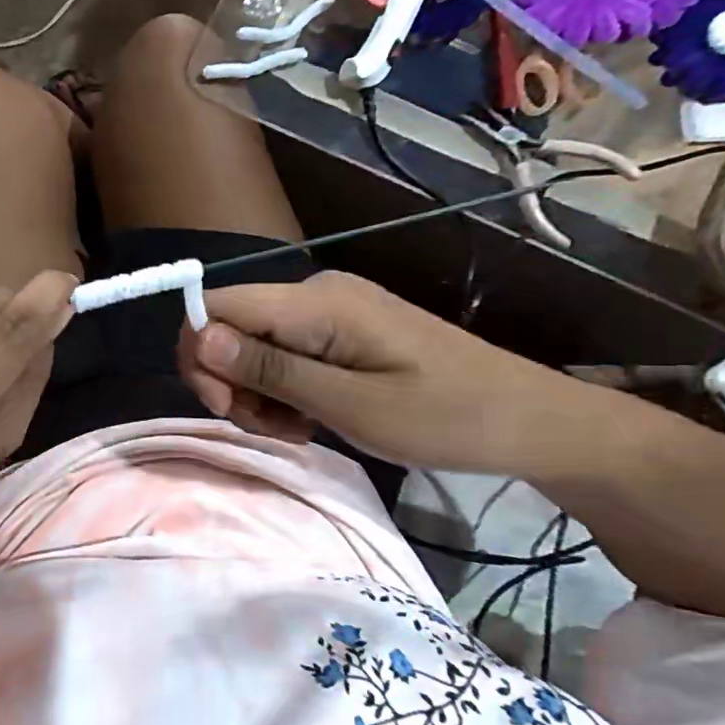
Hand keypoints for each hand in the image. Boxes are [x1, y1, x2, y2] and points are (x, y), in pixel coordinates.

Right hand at [176, 271, 611, 477]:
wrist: (525, 419)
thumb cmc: (443, 417)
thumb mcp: (350, 404)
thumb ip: (271, 369)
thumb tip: (199, 337)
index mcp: (317, 303)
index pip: (216, 307)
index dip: (202, 356)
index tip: (229, 411)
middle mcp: (316, 294)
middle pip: (232, 329)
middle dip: (233, 384)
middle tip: (272, 431)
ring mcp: (331, 311)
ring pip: (255, 348)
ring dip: (260, 395)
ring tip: (301, 430)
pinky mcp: (343, 330)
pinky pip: (286, 356)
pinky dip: (284, 392)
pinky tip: (312, 420)